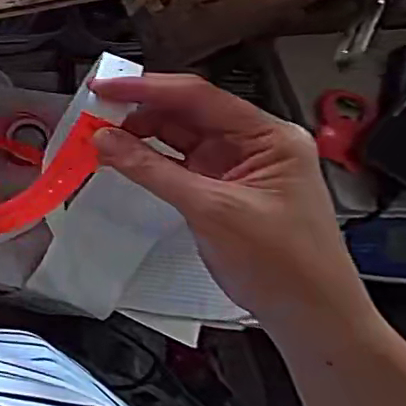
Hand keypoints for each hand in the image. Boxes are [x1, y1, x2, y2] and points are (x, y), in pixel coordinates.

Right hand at [88, 74, 376, 341]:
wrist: (311, 319)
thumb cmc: (288, 266)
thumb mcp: (213, 210)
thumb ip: (153, 170)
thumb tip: (106, 140)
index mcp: (269, 137)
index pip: (198, 96)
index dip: (147, 88)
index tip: (106, 87)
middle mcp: (252, 144)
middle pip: (184, 111)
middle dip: (137, 110)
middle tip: (95, 112)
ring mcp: (233, 165)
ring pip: (175, 135)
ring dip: (137, 134)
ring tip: (100, 135)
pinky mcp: (216, 187)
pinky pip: (174, 161)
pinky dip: (145, 158)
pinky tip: (121, 157)